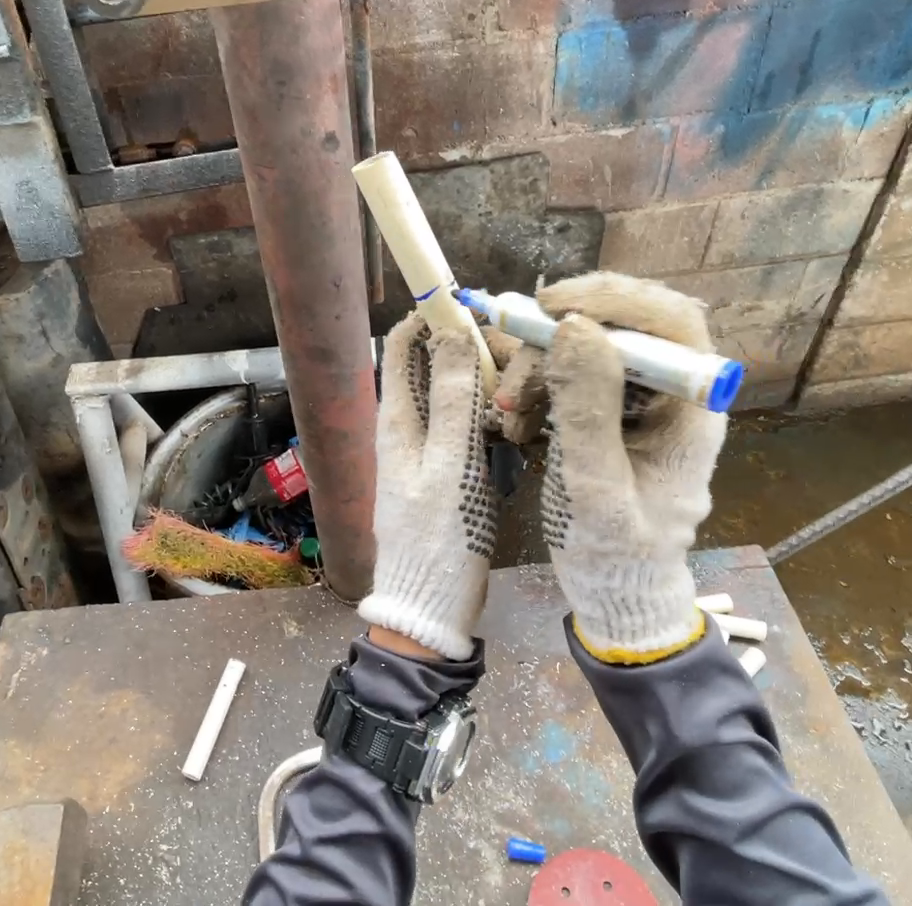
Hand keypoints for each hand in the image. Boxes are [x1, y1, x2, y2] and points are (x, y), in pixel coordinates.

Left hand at [357, 315, 497, 660]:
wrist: (430, 605)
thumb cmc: (438, 537)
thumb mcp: (450, 466)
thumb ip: (453, 402)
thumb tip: (452, 335)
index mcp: (395, 421)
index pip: (402, 348)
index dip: (429, 319)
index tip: (470, 305)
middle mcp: (404, 430)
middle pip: (427, 368)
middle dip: (462, 348)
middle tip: (509, 346)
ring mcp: (423, 453)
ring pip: (448, 397)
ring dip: (476, 382)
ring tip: (516, 379)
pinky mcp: (443, 473)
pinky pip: (461, 428)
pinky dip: (483, 416)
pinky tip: (510, 421)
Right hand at [495, 273, 726, 663]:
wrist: (615, 594)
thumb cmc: (617, 554)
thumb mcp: (595, 488)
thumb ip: (588, 410)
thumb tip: (573, 327)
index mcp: (693, 409)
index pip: (671, 321)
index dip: (615, 298)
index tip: (551, 309)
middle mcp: (674, 394)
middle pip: (621, 328)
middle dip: (558, 345)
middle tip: (513, 385)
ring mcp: (642, 402)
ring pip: (589, 348)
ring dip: (540, 370)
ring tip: (509, 416)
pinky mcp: (612, 413)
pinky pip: (572, 374)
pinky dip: (538, 389)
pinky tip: (516, 424)